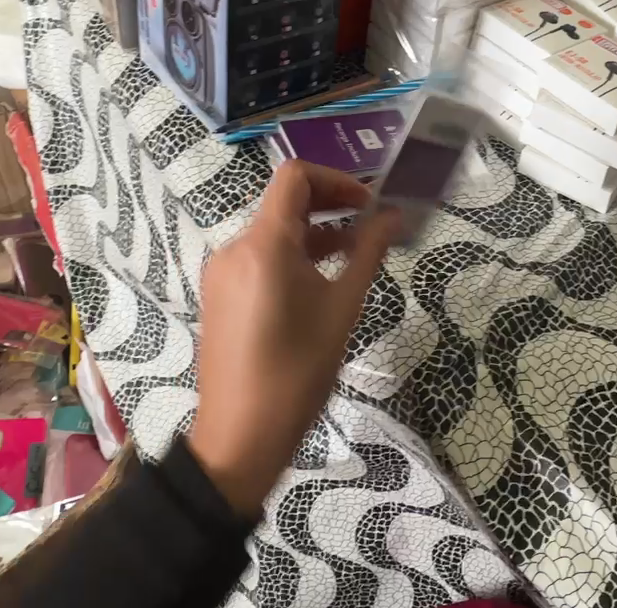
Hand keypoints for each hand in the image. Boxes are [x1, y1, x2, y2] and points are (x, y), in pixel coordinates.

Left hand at [187, 161, 399, 516]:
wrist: (239, 439)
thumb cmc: (297, 371)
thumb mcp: (343, 307)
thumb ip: (369, 251)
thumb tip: (395, 214)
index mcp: (264, 244)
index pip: (295, 177)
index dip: (337, 180)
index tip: (370, 203)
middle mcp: (236, 247)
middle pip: (285, 201)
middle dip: (332, 204)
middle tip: (373, 222)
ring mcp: (224, 271)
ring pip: (275, 230)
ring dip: (316, 231)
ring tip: (357, 252)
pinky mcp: (222, 294)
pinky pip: (261, 256)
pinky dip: (294, 254)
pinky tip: (323, 279)